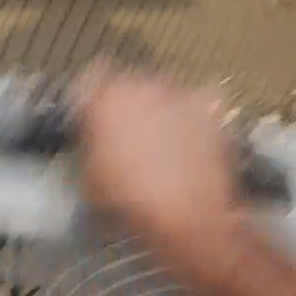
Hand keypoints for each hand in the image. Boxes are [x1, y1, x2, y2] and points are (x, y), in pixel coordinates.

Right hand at [73, 62, 247, 293]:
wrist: (190, 220)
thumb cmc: (132, 202)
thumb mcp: (91, 178)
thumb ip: (89, 144)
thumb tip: (94, 134)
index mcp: (106, 99)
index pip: (92, 75)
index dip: (92, 95)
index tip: (93, 112)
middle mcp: (141, 86)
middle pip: (127, 80)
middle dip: (126, 100)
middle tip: (125, 129)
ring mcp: (177, 94)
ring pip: (160, 89)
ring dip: (156, 105)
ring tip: (159, 135)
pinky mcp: (206, 109)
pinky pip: (194, 103)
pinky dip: (190, 114)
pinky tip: (188, 135)